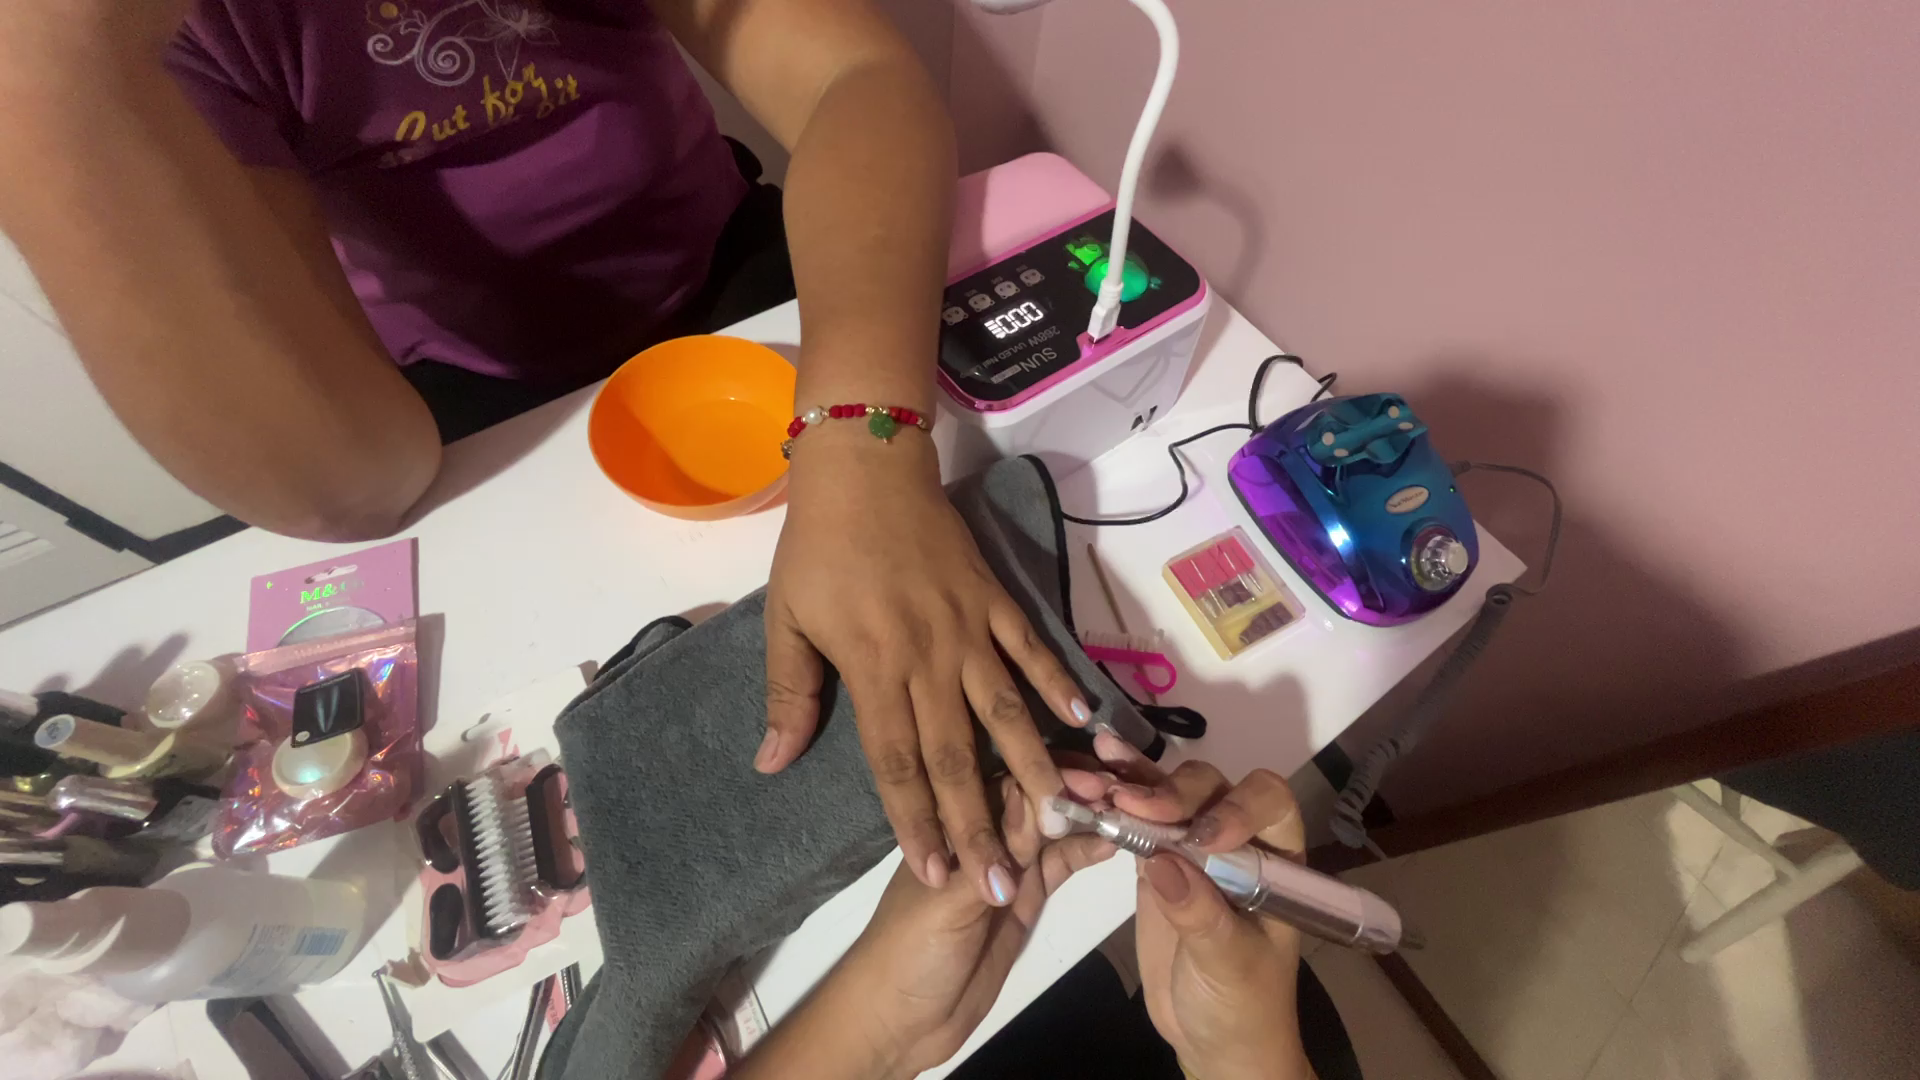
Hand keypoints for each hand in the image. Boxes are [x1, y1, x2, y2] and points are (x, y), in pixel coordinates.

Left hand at [736, 773, 1115, 1079]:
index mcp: (954, 819)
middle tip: (1119, 786)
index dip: (1046, 773)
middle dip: (1074, 788)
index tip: (1089, 772)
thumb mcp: (949, 897)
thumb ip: (991, 851)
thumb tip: (1031, 793)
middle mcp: (984, 831)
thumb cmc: (909, 947)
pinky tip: (1112, 840)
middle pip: (1035, 799)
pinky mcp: (1025, 896)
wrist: (901, 1018)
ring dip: (1086, 817)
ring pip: (1052, 829)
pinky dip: (1084, 850)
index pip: (1006, 782)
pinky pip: (1059, 865)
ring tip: (1126, 809)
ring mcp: (1007, 863)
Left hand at [763, 425, 1090, 907]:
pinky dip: (1054, 682)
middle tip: (997, 881)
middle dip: (976, 822)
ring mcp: (968, 627)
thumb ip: (789, 693)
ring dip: (1028, 768)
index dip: (914, 820)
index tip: (934, 871)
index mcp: (873, 668)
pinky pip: (1029, 647)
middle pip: (955, 753)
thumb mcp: (785, 620)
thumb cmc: (818, 551)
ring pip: (1003, 710)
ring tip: (1057, 818)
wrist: (865, 474)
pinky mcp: (994, 598)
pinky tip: (1080, 719)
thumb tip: (773, 764)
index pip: (897, 761)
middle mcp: (928, 658)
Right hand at [1092, 735, 1316, 1079]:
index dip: (1237, 807)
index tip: (1201, 838)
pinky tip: (1090, 777)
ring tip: (1098, 766)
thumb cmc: (1242, 1005)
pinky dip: (1113, 796)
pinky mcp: (1153, 854)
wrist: (1212, 1038)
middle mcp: (1235, 837)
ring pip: (1166, 791)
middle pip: (1208, 789)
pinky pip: (1135, 817)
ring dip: (1133, 778)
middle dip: (1171, 793)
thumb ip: (1200, 914)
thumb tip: (1160, 862)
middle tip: (1130, 806)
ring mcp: (1190, 842)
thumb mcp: (1229, 966)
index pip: (1267, 805)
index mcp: (1273, 858)